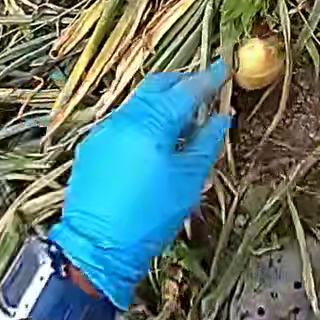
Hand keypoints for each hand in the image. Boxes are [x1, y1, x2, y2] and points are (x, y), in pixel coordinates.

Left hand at [48, 64, 231, 307]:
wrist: (95, 251)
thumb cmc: (150, 216)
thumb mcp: (190, 179)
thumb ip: (208, 141)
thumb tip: (222, 117)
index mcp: (152, 123)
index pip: (188, 89)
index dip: (210, 78)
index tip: (225, 68)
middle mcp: (126, 118)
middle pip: (159, 84)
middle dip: (184, 82)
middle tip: (206, 90)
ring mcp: (106, 130)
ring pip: (141, 100)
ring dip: (165, 101)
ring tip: (185, 120)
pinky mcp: (94, 146)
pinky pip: (127, 118)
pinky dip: (147, 118)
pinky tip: (158, 139)